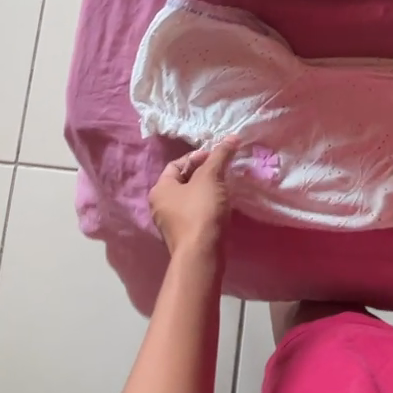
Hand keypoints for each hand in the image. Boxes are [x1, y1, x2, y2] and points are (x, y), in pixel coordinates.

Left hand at [150, 137, 235, 257]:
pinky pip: (196, 213)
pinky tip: (222, 206)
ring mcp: (171, 222)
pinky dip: (208, 206)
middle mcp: (160, 205)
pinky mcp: (185, 235)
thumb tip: (232, 137)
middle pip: (184, 180)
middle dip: (205, 173)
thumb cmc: (201, 211)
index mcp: (160, 189)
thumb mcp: (210, 178)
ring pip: (191, 198)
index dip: (198, 157)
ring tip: (226, 186)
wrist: (202, 254)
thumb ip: (220, 156)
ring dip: (208, 190)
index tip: (218, 158)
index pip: (177, 163)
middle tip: (224, 170)